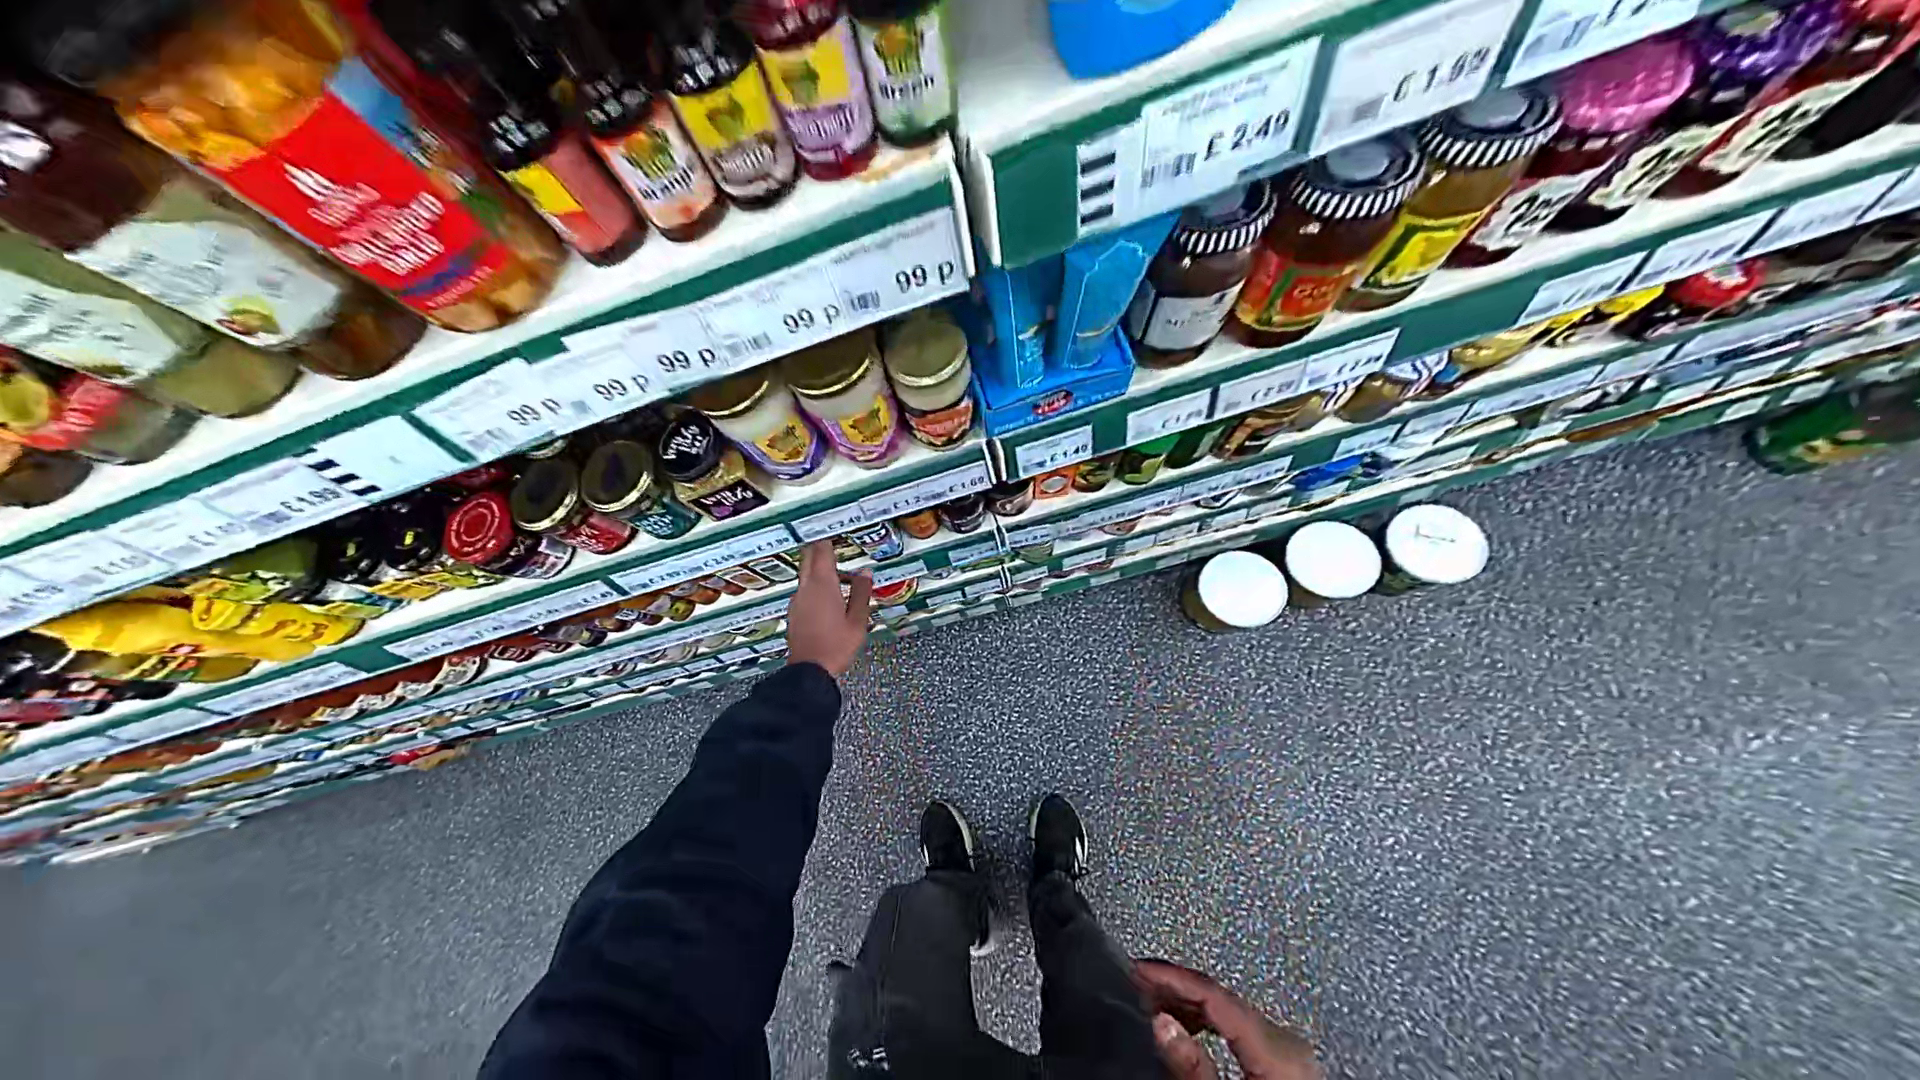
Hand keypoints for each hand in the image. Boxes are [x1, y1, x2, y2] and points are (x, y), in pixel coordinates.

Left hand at [785, 540, 871, 676]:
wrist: (810, 671)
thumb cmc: (836, 646)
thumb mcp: (858, 620)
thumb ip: (862, 593)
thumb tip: (866, 573)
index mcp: (823, 585)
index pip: (822, 551)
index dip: (827, 540)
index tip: (834, 533)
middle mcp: (806, 589)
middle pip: (809, 559)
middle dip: (820, 550)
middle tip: (833, 547)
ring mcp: (797, 601)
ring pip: (806, 576)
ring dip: (821, 572)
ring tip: (841, 581)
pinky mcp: (794, 613)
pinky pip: (805, 591)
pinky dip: (816, 588)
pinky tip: (830, 601)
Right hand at [1133, 959, 1319, 1079]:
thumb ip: (1193, 1068)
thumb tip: (1159, 1021)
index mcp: (1277, 1050)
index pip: (1214, 994)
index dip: (1172, 977)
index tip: (1136, 969)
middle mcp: (1287, 1042)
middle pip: (1221, 997)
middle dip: (1175, 986)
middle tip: (1136, 982)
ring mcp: (1289, 1052)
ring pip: (1229, 1009)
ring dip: (1188, 1002)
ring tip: (1151, 1003)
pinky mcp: (1286, 1064)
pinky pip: (1240, 1027)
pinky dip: (1208, 1020)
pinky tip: (1186, 1027)